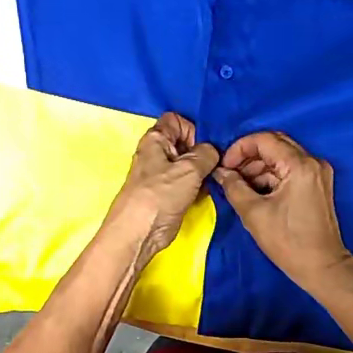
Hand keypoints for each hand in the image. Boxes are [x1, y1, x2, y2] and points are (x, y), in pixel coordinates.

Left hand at [108, 113, 219, 256]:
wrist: (140, 232)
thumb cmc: (161, 195)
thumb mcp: (190, 169)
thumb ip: (206, 154)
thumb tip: (213, 151)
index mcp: (156, 139)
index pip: (177, 121)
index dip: (193, 130)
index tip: (203, 149)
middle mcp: (157, 153)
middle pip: (185, 143)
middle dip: (202, 153)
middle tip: (213, 167)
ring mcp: (163, 174)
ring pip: (189, 164)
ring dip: (202, 172)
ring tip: (210, 182)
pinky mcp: (169, 192)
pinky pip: (188, 182)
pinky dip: (198, 186)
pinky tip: (205, 194)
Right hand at [212, 131, 352, 292]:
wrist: (321, 266)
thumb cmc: (289, 242)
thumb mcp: (253, 213)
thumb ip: (233, 186)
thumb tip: (221, 172)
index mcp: (301, 166)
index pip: (264, 140)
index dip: (239, 148)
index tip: (225, 165)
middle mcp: (314, 163)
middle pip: (275, 145)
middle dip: (249, 156)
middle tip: (230, 174)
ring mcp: (319, 173)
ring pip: (283, 157)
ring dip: (260, 167)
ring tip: (240, 186)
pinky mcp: (318, 185)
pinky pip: (291, 170)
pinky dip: (273, 176)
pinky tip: (256, 191)